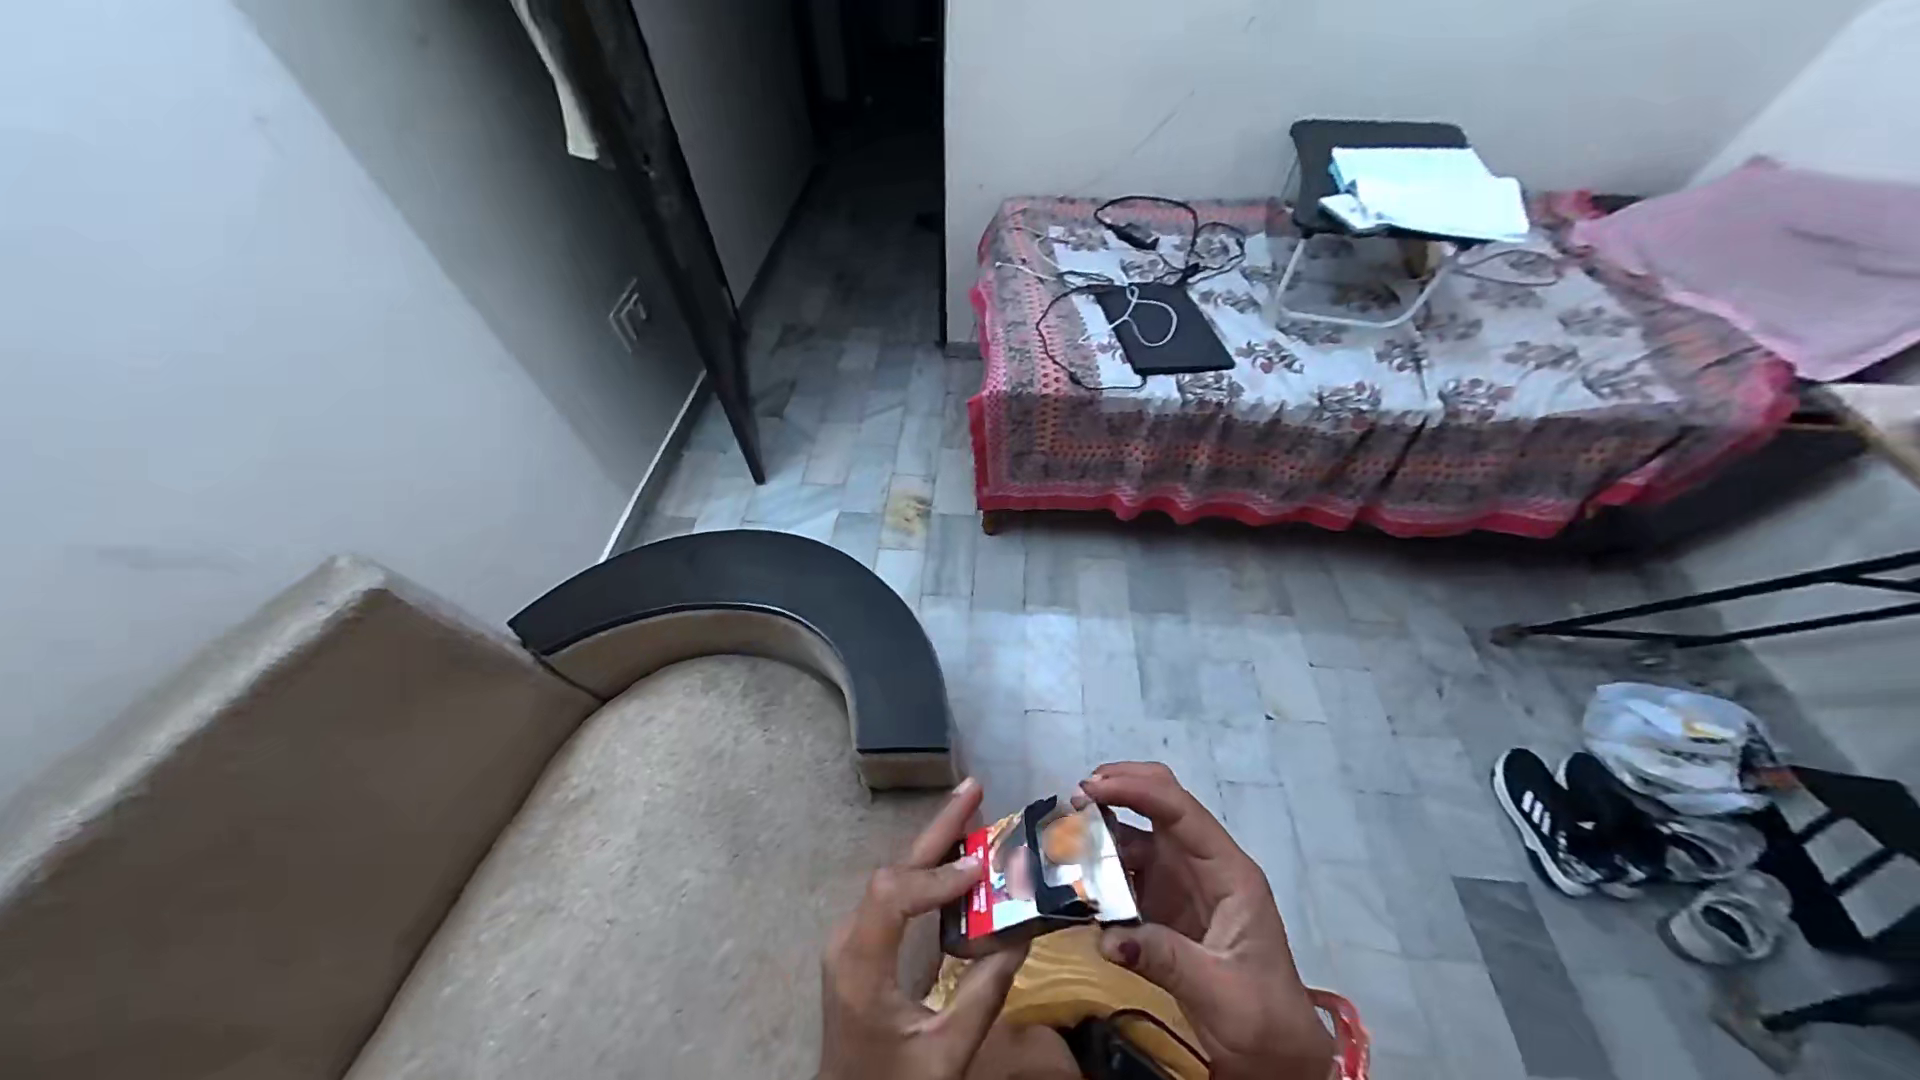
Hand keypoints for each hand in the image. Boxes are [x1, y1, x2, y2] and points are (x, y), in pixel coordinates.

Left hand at [819, 777, 1029, 1079]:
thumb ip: (984, 994)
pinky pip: (896, 893)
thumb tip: (1022, 934)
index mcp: (861, 967)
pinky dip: (929, 869)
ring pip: (896, 875)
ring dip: (936, 843)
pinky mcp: (862, 940)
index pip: (894, 896)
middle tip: (975, 788)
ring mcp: (852, 936)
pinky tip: (955, 855)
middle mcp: (849, 939)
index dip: (939, 876)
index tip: (982, 869)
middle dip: (939, 827)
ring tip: (972, 811)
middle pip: (894, 869)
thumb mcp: (945, 1054)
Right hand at [1080, 762, 1332, 1079]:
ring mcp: (1180, 879)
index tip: (1093, 787)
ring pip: (1137, 830)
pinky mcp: (1161, 900)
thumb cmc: (1262, 1019)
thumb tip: (1108, 937)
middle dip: (1120, 786)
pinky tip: (1076, 870)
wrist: (1277, 1057)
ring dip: (1103, 824)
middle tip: (1078, 796)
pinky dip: (1100, 861)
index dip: (1137, 790)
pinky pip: (1125, 866)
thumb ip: (1166, 959)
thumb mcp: (1219, 993)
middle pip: (1160, 802)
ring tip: (1066, 833)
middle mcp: (1201, 862)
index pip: (1180, 811)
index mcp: (1227, 870)